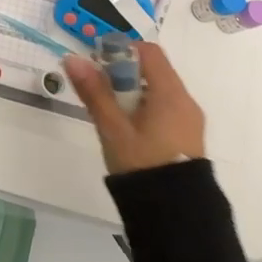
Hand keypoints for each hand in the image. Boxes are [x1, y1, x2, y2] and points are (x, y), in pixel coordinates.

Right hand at [65, 42, 204, 174]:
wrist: (174, 210)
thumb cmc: (141, 163)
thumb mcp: (111, 127)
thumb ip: (93, 92)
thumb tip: (72, 58)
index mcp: (170, 94)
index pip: (149, 52)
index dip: (121, 51)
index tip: (99, 66)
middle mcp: (185, 100)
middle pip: (153, 70)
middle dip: (123, 74)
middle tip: (99, 92)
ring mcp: (189, 119)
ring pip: (157, 90)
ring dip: (132, 92)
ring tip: (110, 115)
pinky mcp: (187, 135)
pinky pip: (164, 108)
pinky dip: (144, 108)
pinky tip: (127, 129)